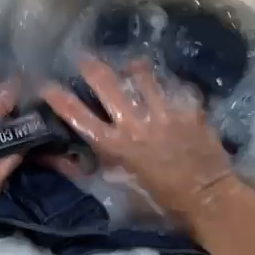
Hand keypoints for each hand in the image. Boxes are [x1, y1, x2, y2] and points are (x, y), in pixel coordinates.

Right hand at [41, 57, 236, 220]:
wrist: (208, 199)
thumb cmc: (158, 198)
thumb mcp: (115, 187)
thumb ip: (82, 169)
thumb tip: (47, 157)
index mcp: (114, 145)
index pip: (77, 115)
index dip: (57, 97)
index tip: (46, 85)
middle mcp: (135, 124)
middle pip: (106, 82)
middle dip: (90, 66)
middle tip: (83, 56)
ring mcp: (164, 113)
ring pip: (141, 74)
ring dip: (131, 68)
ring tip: (129, 64)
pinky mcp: (188, 109)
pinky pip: (173, 85)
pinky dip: (166, 82)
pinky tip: (164, 84)